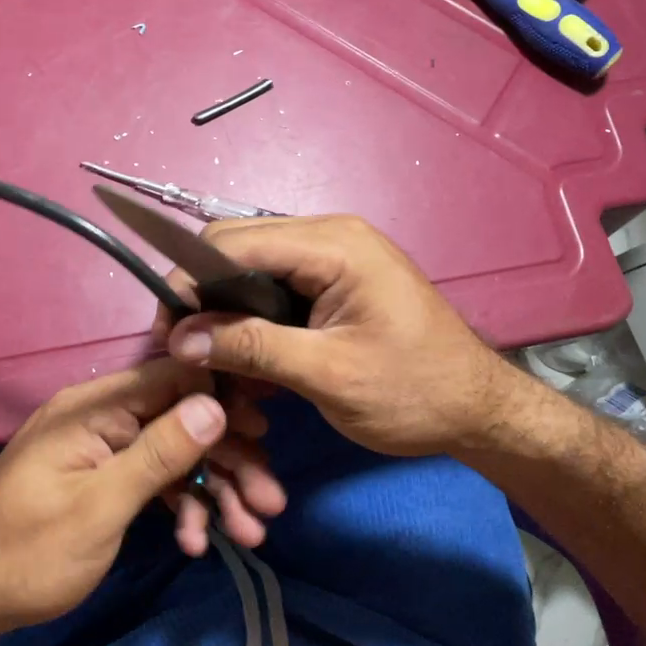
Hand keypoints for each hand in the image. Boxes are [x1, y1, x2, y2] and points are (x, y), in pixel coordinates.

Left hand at [0, 359, 284, 633]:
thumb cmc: (30, 553)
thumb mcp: (100, 507)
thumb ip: (159, 454)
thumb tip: (214, 404)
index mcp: (92, 408)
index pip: (171, 375)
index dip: (221, 397)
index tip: (264, 428)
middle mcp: (99, 417)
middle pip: (179, 420)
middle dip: (227, 460)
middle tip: (271, 501)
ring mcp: (101, 448)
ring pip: (172, 455)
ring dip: (212, 492)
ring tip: (250, 534)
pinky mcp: (101, 478)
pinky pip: (151, 480)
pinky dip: (178, 507)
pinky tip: (196, 542)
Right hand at [154, 215, 520, 457]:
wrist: (478, 410)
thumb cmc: (414, 392)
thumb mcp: (328, 375)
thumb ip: (251, 348)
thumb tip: (179, 339)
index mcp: (332, 244)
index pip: (232, 242)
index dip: (188, 282)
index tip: (166, 336)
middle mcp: (328, 235)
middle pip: (236, 247)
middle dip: (201, 295)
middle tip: (182, 351)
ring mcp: (332, 256)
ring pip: (250, 267)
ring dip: (223, 308)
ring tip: (206, 356)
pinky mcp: (333, 281)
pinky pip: (272, 285)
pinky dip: (250, 316)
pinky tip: (241, 353)